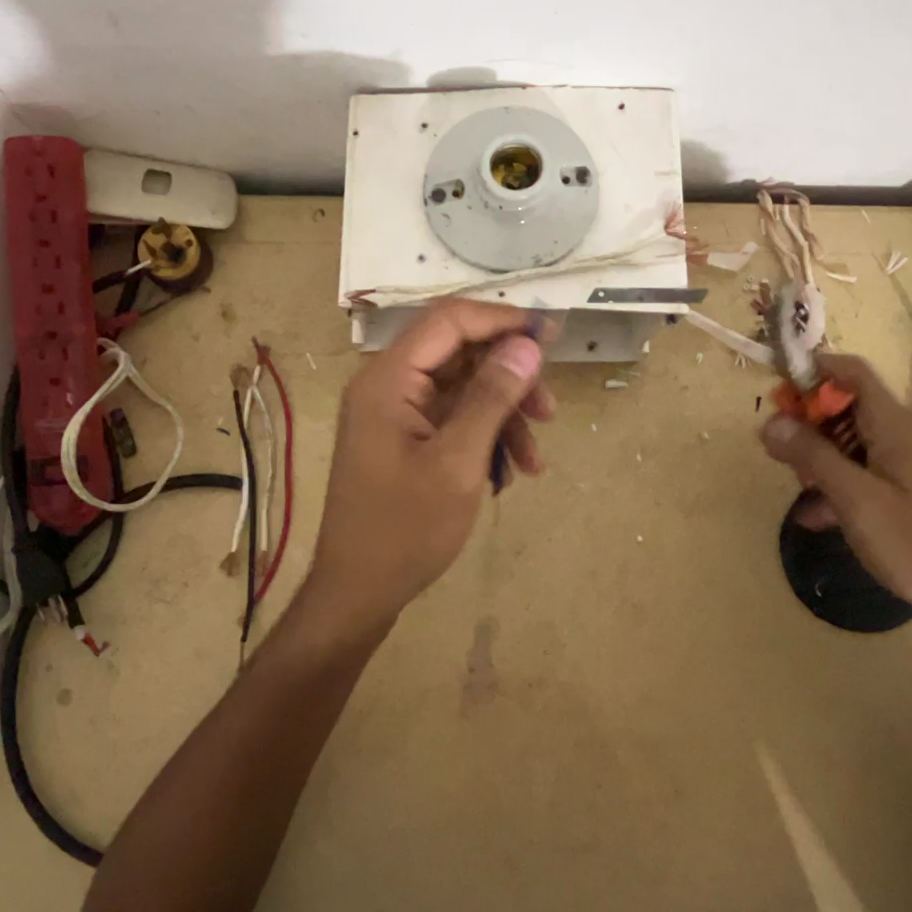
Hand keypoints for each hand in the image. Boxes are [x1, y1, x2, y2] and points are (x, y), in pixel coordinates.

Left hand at [304, 299, 554, 633]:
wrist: (359, 591)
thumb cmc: (405, 529)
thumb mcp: (458, 462)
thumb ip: (492, 397)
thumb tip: (528, 344)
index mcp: (388, 379)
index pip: (450, 320)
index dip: (502, 320)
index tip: (552, 338)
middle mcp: (387, 385)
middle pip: (460, 354)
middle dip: (510, 379)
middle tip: (549, 411)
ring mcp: (395, 414)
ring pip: (463, 391)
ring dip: (504, 417)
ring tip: (534, 461)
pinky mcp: (404, 440)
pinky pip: (453, 421)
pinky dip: (485, 439)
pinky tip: (509, 475)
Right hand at [759, 354, 911, 638]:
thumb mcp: (857, 502)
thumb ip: (814, 458)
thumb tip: (770, 421)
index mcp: (897, 427)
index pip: (851, 374)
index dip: (811, 374)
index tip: (774, 397)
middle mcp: (909, 434)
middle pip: (849, 408)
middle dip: (809, 425)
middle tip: (780, 458)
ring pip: (856, 442)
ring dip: (821, 459)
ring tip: (798, 494)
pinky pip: (870, 470)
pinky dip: (842, 483)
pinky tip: (819, 517)